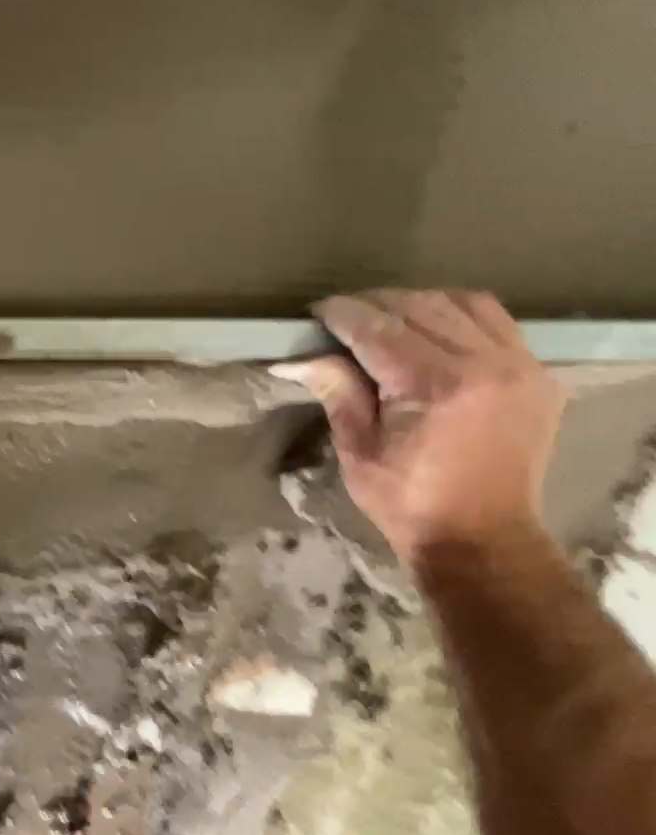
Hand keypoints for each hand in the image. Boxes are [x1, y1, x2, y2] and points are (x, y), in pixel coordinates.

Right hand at [276, 289, 565, 561]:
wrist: (479, 531)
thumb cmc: (404, 498)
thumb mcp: (357, 448)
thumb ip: (337, 393)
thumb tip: (296, 360)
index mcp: (435, 386)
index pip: (381, 330)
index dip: (345, 315)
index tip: (316, 311)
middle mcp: (486, 364)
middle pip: (423, 307)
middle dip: (377, 304)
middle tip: (342, 315)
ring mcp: (521, 365)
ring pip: (465, 304)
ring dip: (419, 303)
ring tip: (386, 317)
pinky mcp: (537, 373)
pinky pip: (497, 323)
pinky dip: (458, 316)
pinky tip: (431, 331)